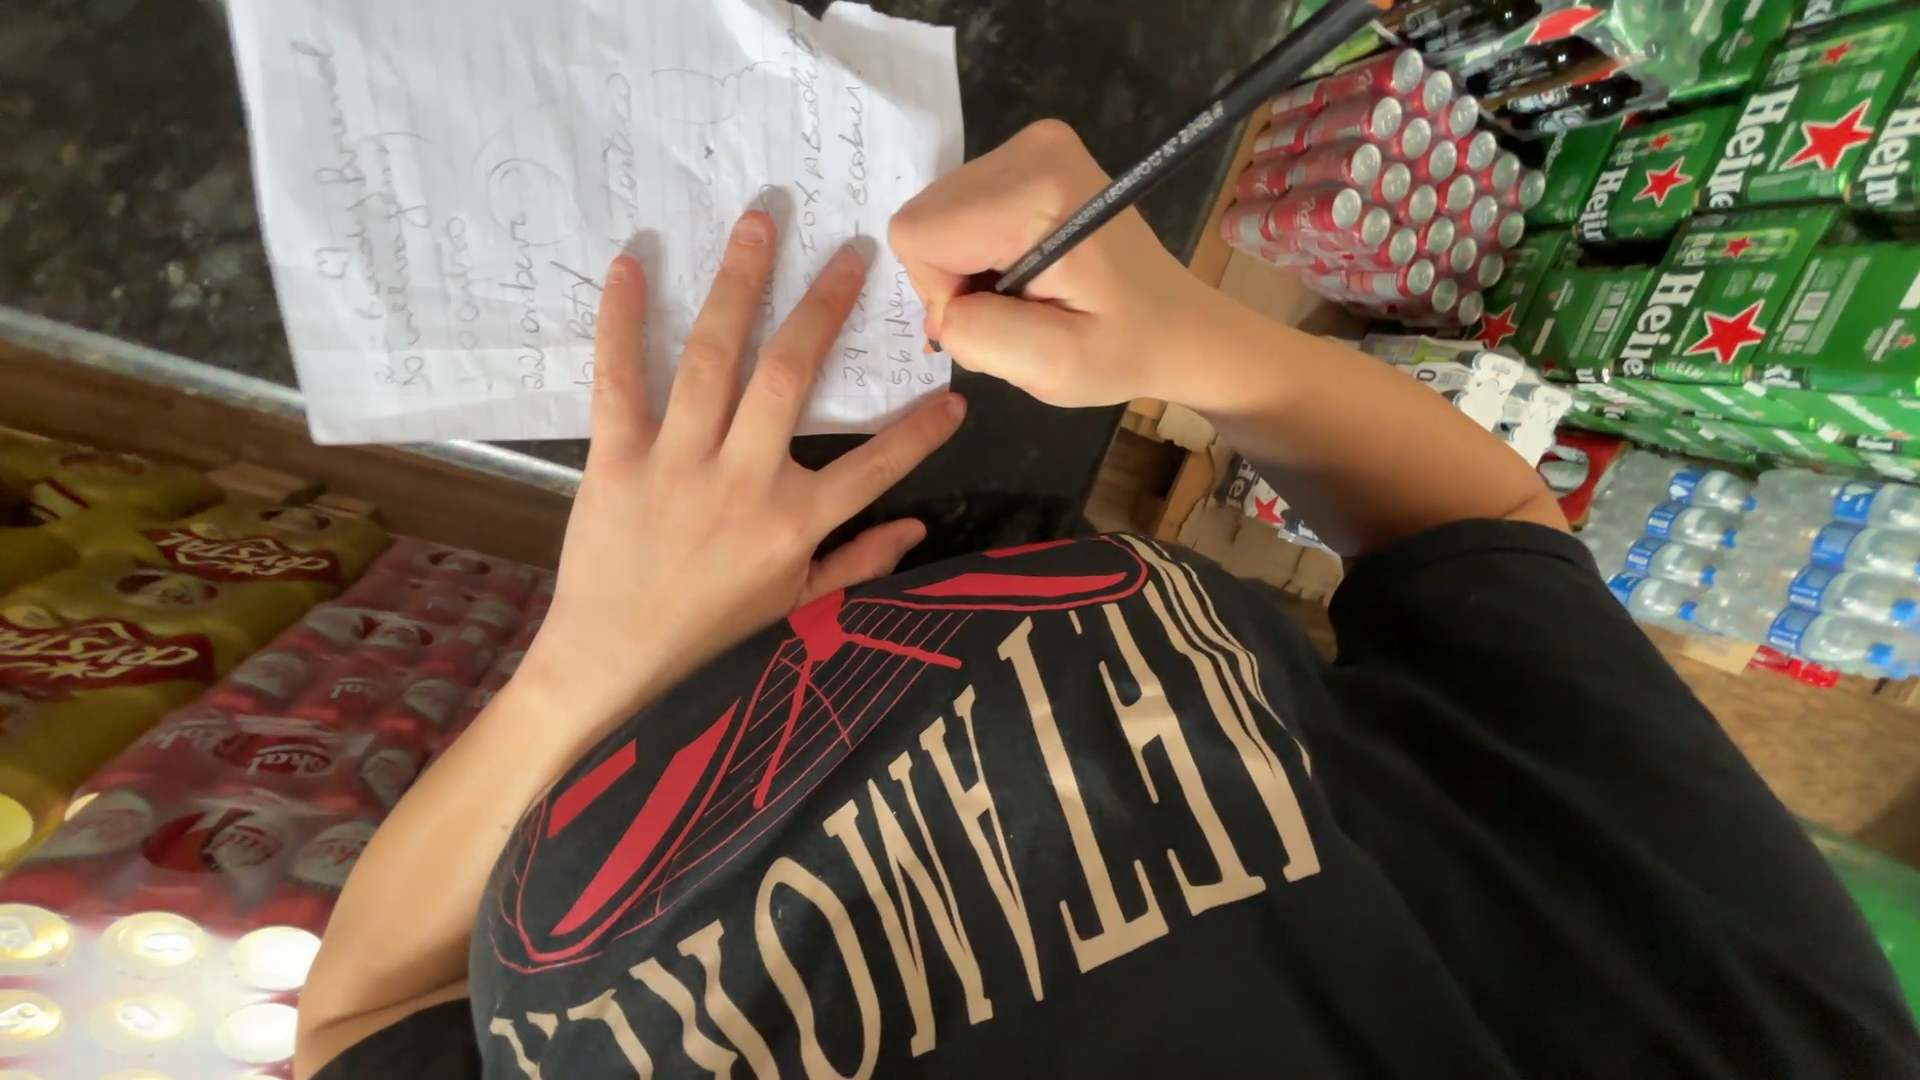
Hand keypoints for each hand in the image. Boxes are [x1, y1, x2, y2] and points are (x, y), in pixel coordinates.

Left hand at [515, 212, 966, 734]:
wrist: (612, 673)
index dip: (920, 430)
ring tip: (760, 222)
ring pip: (714, 359)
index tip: (954, 391)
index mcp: (795, 525)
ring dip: (739, 285)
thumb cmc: (716, 646)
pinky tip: (633, 264)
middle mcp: (744, 481)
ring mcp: (676, 464)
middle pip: (790, 378)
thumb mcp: (800, 612)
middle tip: (849, 253)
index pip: (875, 467)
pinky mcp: (614, 459)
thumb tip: (919, 526)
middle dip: (824, 308)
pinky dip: (623, 322)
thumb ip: (860, 565)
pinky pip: (618, 380)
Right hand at [890, 119, 1216, 407]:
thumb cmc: (1120, 350)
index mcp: (1036, 194)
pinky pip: (962, 208)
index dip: (941, 292)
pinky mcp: (1034, 156)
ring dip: (967, 268)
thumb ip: (980, 335)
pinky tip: (1025, 272)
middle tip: (1013, 310)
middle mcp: (1031, 148)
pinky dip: (980, 251)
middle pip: (926, 218)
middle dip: (953, 279)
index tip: (995, 319)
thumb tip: (941, 310)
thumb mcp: (1052, 366)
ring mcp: (1034, 145)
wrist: (1174, 324)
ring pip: (940, 214)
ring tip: (1025, 294)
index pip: (918, 234)